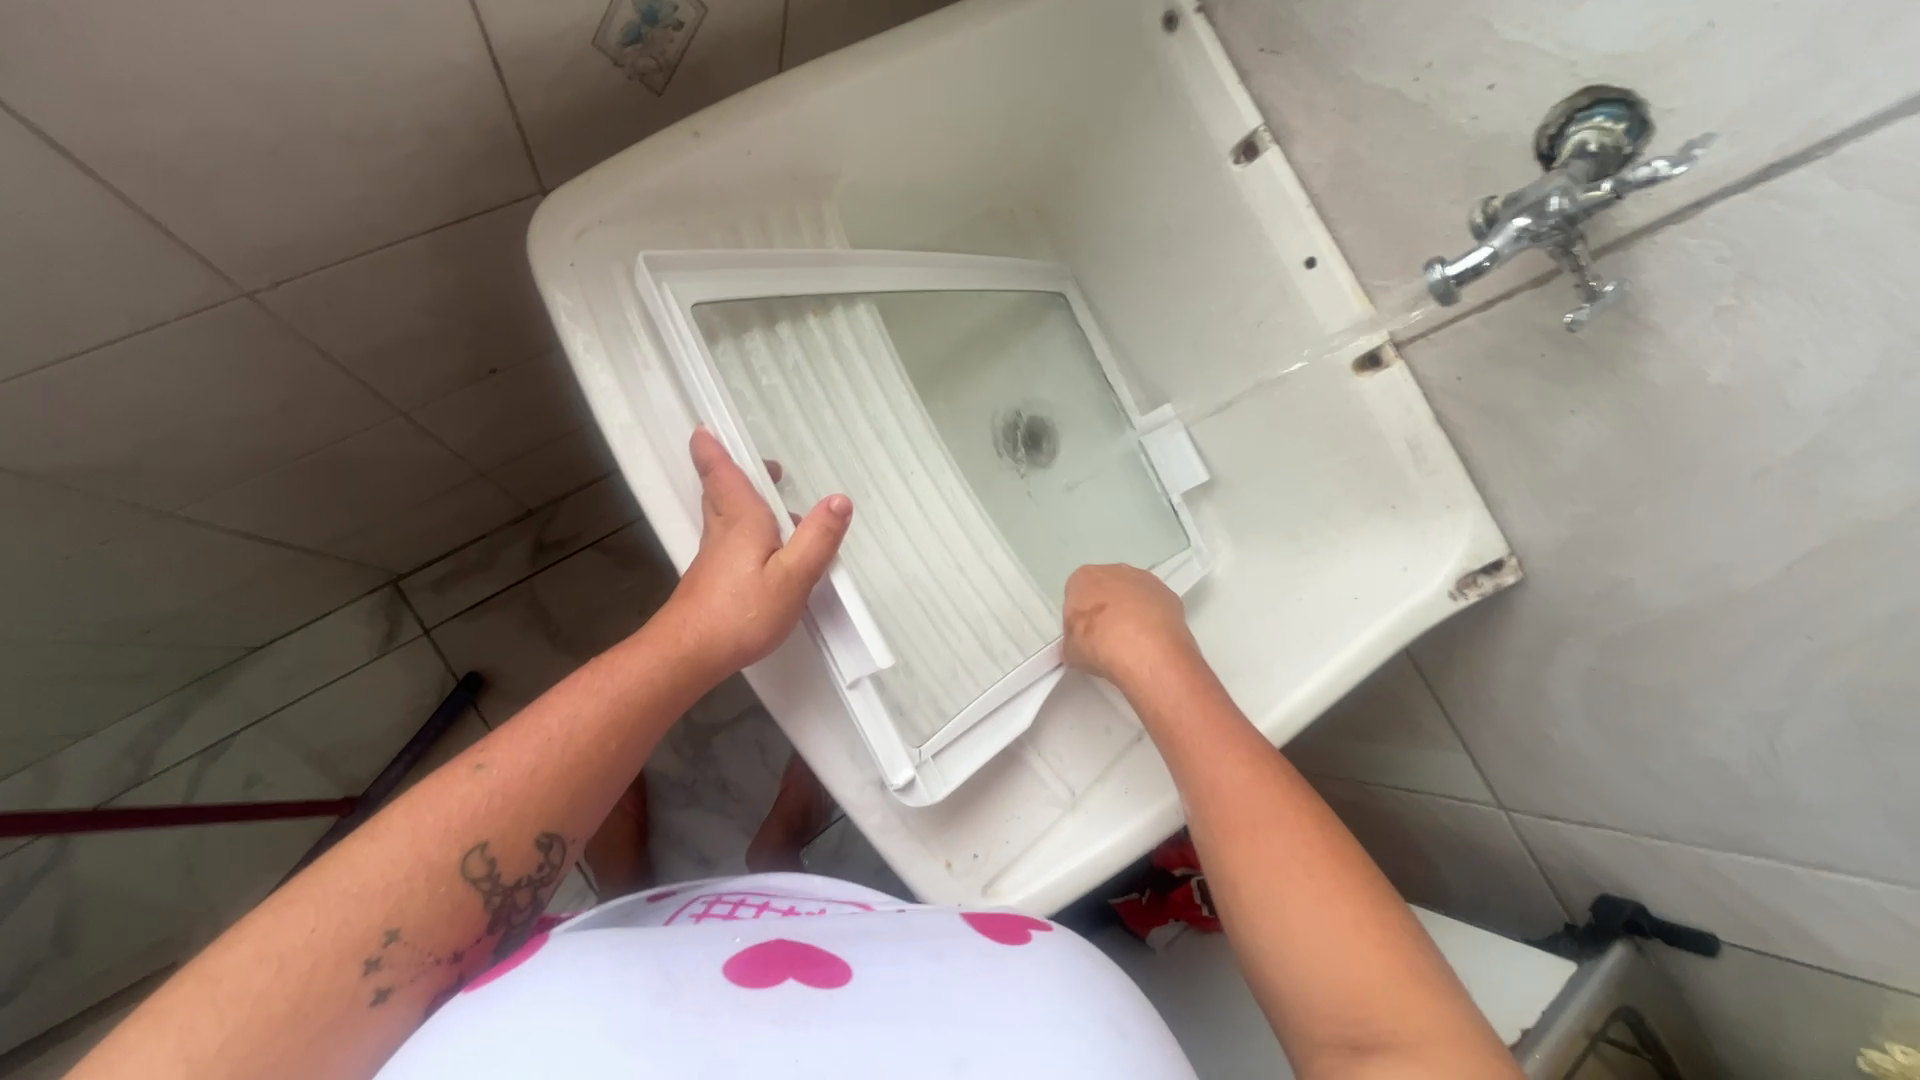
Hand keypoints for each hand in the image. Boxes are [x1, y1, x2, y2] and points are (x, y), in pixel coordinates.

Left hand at [661, 429, 852, 677]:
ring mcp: (715, 556)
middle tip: (767, 467)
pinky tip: (771, 553)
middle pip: (722, 490)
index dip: (712, 448)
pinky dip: (749, 531)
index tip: (705, 427)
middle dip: (736, 472)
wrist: (689, 654)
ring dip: (747, 501)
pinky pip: (732, 541)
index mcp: (741, 519)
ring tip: (781, 506)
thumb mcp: (793, 576)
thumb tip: (840, 498)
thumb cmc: (741, 612)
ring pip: (727, 516)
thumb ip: (817, 538)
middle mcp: (723, 530)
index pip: (720, 472)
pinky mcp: (714, 579)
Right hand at [1062, 564, 1198, 686]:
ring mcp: (1144, 580)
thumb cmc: (1099, 646)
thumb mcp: (1071, 652)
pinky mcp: (1168, 593)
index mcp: (1083, 578)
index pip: (1076, 595)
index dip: (1079, 617)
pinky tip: (1151, 640)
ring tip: (1133, 642)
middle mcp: (1114, 571)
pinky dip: (1153, 619)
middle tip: (1108, 638)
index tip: (1085, 636)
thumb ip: (1072, 643)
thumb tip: (1077, 647)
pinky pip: (1155, 605)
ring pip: (1133, 594)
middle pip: (1106, 589)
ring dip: (1131, 612)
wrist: (1146, 651)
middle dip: (1106, 609)